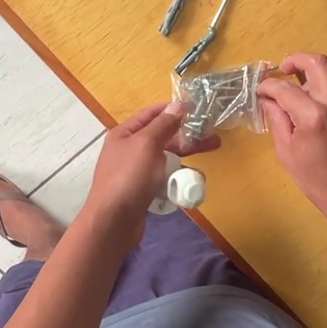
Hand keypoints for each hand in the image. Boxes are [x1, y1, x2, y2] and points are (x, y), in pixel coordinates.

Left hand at [80, 101, 219, 244]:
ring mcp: (135, 172)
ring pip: (165, 162)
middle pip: (162, 138)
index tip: (197, 109)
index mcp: (125, 134)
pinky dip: (176, 182)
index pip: (151, 114)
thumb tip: (177, 105)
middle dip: (186, 139)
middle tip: (212, 138)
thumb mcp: (147, 145)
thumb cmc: (129, 178)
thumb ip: (163, 125)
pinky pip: (163, 181)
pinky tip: (189, 188)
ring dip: (184, 165)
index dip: (173, 110)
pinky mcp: (142, 191)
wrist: (113, 222)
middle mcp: (129, 150)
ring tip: (202, 173)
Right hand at [257, 54, 326, 226]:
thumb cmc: (317, 180)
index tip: (263, 90)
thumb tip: (269, 99)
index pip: (284, 88)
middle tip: (286, 70)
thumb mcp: (287, 152)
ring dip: (316, 79)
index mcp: (313, 116)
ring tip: (306, 96)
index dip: (269, 86)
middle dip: (296, 61)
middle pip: (317, 62)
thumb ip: (277, 119)